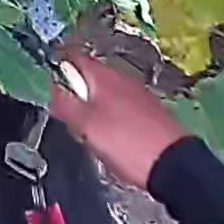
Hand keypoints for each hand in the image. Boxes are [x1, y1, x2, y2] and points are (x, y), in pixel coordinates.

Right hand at [50, 53, 189, 189]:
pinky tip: (116, 141)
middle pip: (88, 77)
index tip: (48, 82)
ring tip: (93, 135)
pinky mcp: (149, 112)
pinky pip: (121, 108)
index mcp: (102, 75)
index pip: (73, 56)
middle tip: (71, 118)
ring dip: (93, 109)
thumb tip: (51, 88)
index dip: (57, 66)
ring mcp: (137, 94)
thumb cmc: (127, 142)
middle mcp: (121, 78)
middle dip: (76, 94)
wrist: (175, 167)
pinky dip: (112, 119)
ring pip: (105, 95)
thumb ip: (64, 104)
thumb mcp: (86, 125)